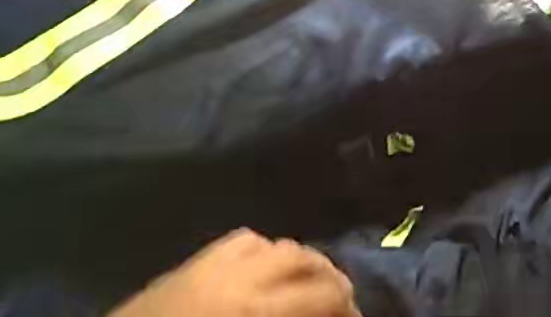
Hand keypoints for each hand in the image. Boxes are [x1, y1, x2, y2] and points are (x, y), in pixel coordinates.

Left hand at [110, 229, 361, 316]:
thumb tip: (316, 314)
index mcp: (257, 310)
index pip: (319, 295)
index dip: (345, 305)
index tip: (356, 315)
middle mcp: (243, 275)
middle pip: (301, 258)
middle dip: (330, 276)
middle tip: (344, 299)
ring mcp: (216, 261)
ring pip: (275, 243)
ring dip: (300, 258)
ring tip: (310, 280)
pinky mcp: (194, 260)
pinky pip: (242, 240)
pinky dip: (264, 249)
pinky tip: (266, 265)